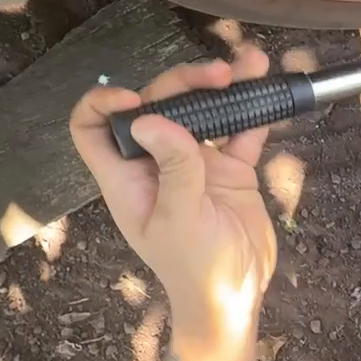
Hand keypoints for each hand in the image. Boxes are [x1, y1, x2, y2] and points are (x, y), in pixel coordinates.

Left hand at [70, 46, 277, 340]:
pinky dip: (253, 112)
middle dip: (183, 84)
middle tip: (216, 75)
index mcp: (128, 178)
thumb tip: (151, 118)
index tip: (134, 96)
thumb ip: (172, 169)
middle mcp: (158, 164)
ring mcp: (197, 165)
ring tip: (249, 64)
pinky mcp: (232, 171)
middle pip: (158, 107)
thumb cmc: (196, 268)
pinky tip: (267, 91)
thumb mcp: (179, 220)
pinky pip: (240, 133)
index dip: (104, 104)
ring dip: (224, 87)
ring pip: (203, 112)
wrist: (238, 295)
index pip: (94, 129)